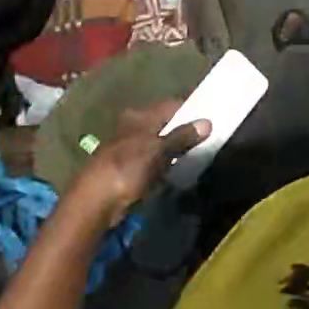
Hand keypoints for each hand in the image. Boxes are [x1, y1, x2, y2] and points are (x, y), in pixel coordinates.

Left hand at [65, 101, 208, 228]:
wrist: (95, 202)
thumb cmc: (127, 168)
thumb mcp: (158, 150)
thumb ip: (183, 136)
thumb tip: (207, 122)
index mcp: (140, 116)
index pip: (172, 105)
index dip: (192, 109)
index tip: (212, 116)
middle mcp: (135, 127)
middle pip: (167, 124)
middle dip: (186, 130)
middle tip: (210, 137)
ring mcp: (132, 149)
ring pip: (162, 143)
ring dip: (177, 149)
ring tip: (200, 153)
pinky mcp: (131, 169)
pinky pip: (156, 161)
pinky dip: (168, 164)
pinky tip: (181, 169)